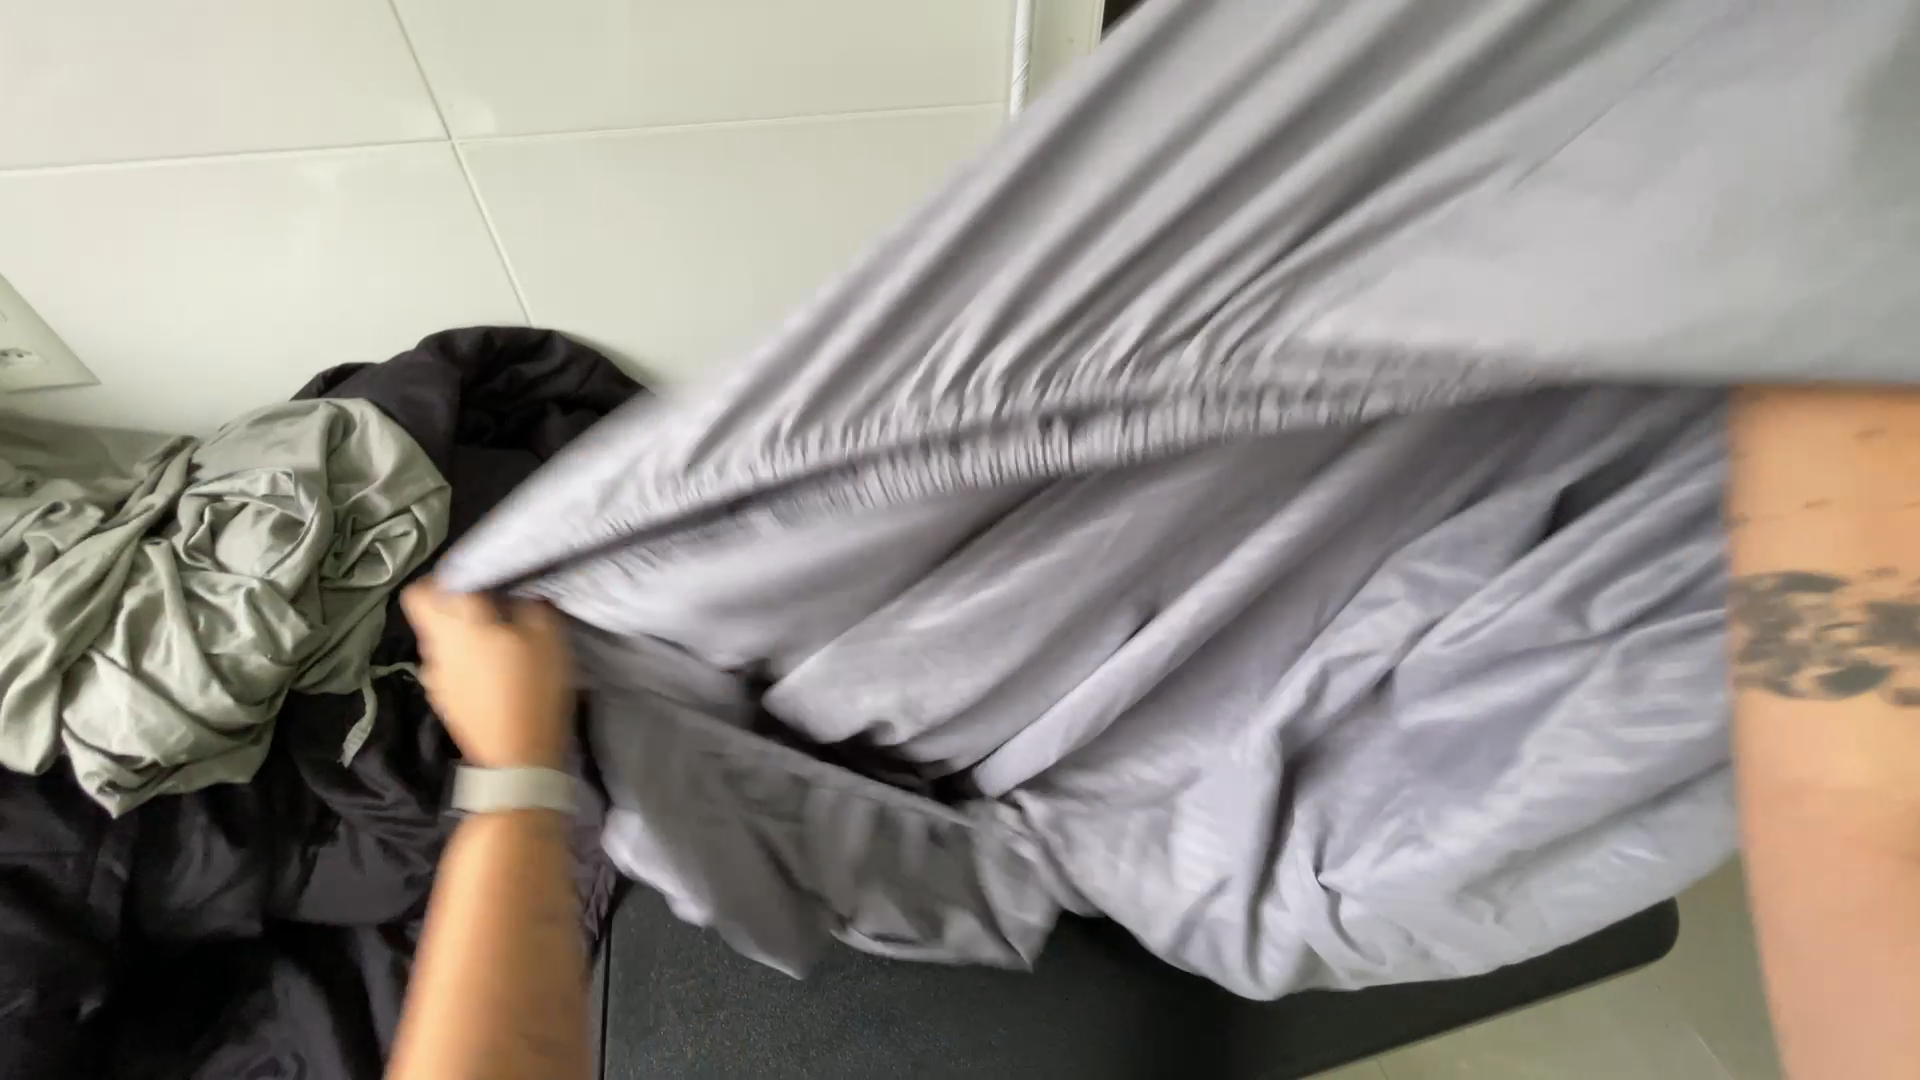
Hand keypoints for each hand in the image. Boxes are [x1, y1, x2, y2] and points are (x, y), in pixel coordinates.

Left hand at [400, 580, 573, 768]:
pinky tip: (497, 676)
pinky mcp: (445, 700)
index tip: (479, 583)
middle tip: (495, 612)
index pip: (423, 590)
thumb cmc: (535, 687)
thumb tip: (516, 594)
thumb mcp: (548, 637)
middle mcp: (437, 647)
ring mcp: (437, 677)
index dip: (445, 581)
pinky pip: (452, 668)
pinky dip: (469, 664)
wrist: (517, 754)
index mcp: (458, 625)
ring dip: (466, 638)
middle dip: (458, 609)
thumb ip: (528, 607)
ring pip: (443, 642)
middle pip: (431, 615)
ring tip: (502, 645)